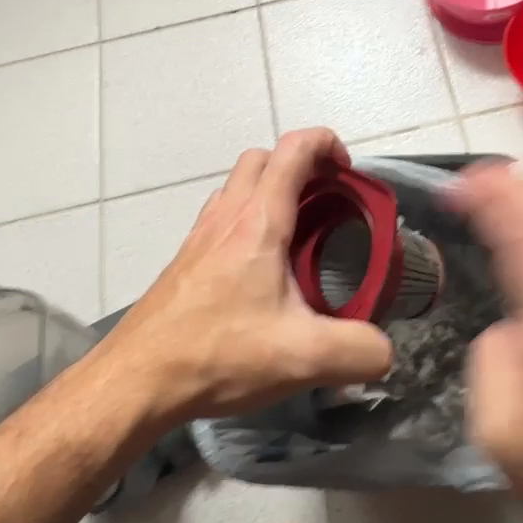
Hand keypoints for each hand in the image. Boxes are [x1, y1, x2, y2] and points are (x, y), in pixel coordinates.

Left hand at [98, 128, 393, 420]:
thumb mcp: (303, 358)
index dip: (326, 143)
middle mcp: (228, 215)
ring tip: (299, 231)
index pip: (293, 150)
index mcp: (260, 222)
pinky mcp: (186, 258)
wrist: (137, 379)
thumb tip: (385, 352)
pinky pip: (223, 214)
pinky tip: (260, 266)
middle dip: (300, 163)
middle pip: (263, 158)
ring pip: (238, 184)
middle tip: (328, 199)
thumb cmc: (219, 354)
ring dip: (271, 188)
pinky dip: (248, 216)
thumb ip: (358, 352)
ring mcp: (202, 234)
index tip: (349, 169)